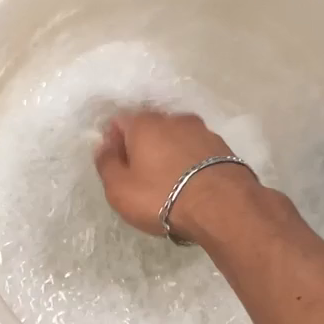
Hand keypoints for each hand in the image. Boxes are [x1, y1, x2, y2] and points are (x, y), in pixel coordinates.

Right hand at [93, 109, 257, 239]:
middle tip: (137, 175)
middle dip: (140, 146)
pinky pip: (193, 148)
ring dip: (165, 152)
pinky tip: (186, 181)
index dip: (112, 141)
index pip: (119, 121)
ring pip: (173, 136)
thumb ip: (106, 165)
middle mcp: (172, 118)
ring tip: (164, 179)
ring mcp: (200, 129)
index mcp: (144, 124)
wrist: (219, 205)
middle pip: (148, 127)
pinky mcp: (220, 145)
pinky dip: (185, 160)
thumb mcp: (119, 188)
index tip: (114, 165)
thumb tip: (102, 146)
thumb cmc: (160, 196)